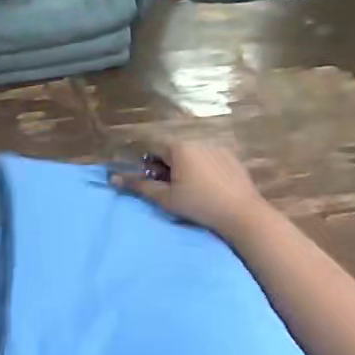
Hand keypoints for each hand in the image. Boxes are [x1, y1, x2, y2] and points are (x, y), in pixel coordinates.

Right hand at [112, 139, 273, 239]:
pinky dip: (203, 170)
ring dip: (185, 168)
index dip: (148, 166)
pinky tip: (209, 189)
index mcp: (179, 148)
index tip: (152, 183)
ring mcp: (217, 148)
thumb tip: (112, 178)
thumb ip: (138, 185)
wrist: (242, 213)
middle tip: (170, 190)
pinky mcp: (232, 158)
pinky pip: (209, 160)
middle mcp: (198, 141)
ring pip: (191, 155)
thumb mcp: (165, 198)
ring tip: (191, 192)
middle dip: (166, 167)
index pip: (153, 149)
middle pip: (172, 151)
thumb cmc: (198, 205)